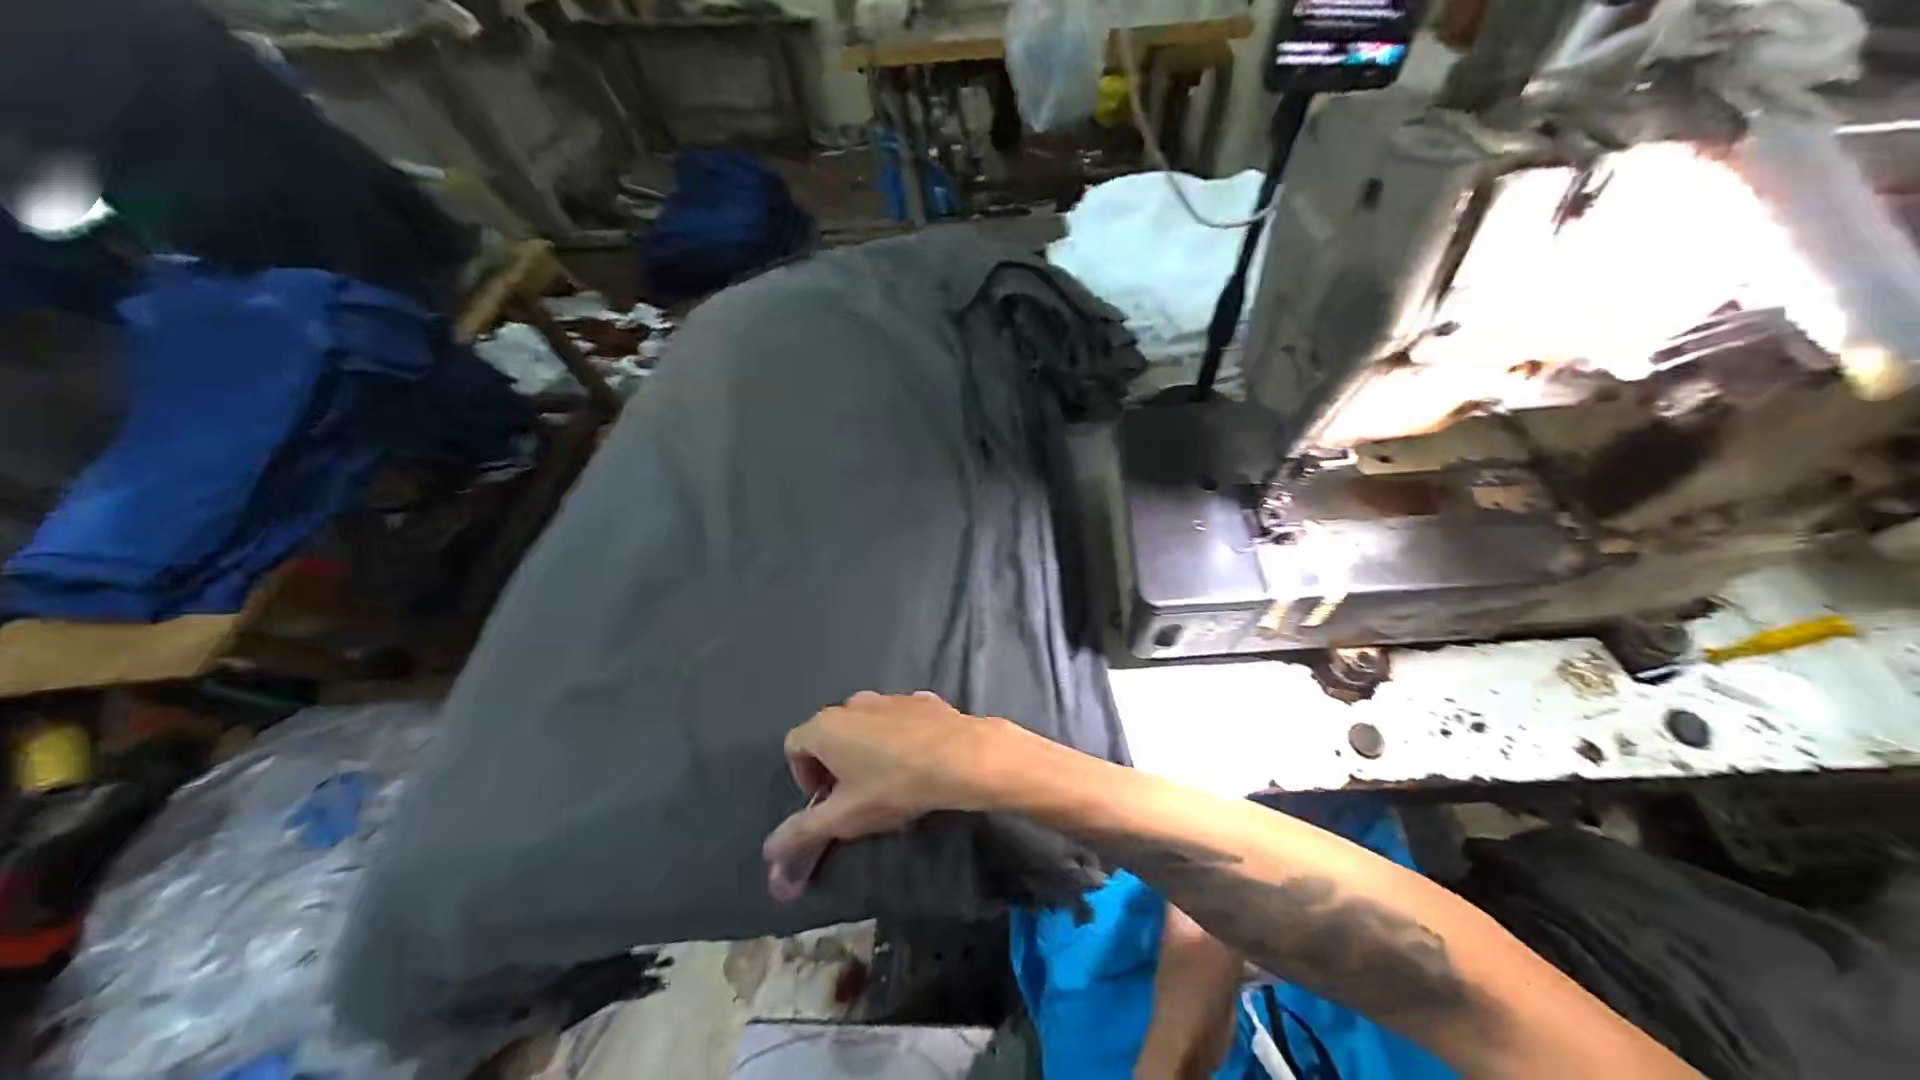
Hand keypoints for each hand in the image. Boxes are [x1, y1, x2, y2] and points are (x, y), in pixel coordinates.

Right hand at [762, 691, 1024, 901]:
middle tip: (856, 797)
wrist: (961, 756)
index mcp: (825, 726)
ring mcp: (889, 697)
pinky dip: (898, 739)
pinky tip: (918, 763)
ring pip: (865, 726)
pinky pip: (898, 721)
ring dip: (867, 752)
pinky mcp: (921, 699)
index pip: (794, 747)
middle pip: (829, 735)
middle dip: (836, 766)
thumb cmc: (894, 786)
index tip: (826, 802)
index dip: (803, 777)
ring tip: (889, 782)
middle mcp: (852, 704)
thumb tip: (768, 854)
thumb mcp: (844, 818)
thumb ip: (802, 834)